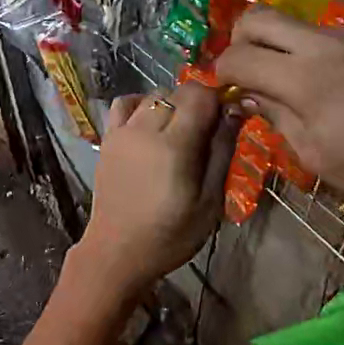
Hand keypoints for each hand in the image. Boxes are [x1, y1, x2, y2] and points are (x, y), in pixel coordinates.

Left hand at [69, 82, 239, 302]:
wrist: (118, 252)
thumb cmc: (171, 234)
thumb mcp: (210, 201)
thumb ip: (222, 152)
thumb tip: (235, 112)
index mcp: (175, 146)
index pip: (200, 95)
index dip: (217, 100)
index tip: (225, 119)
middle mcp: (145, 129)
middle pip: (178, 92)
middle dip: (197, 102)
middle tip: (206, 131)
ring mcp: (123, 131)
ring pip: (154, 95)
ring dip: (172, 103)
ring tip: (179, 130)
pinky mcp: (108, 138)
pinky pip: (125, 103)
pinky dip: (141, 104)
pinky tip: (150, 122)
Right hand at [215, 8, 343, 231]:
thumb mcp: (321, 158)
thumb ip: (278, 117)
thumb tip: (251, 92)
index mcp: (306, 78)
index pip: (238, 56)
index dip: (222, 71)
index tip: (228, 86)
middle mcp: (331, 40)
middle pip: (261, 17)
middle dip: (244, 40)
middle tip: (255, 69)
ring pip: (313, 31)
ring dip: (305, 56)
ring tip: (337, 95)